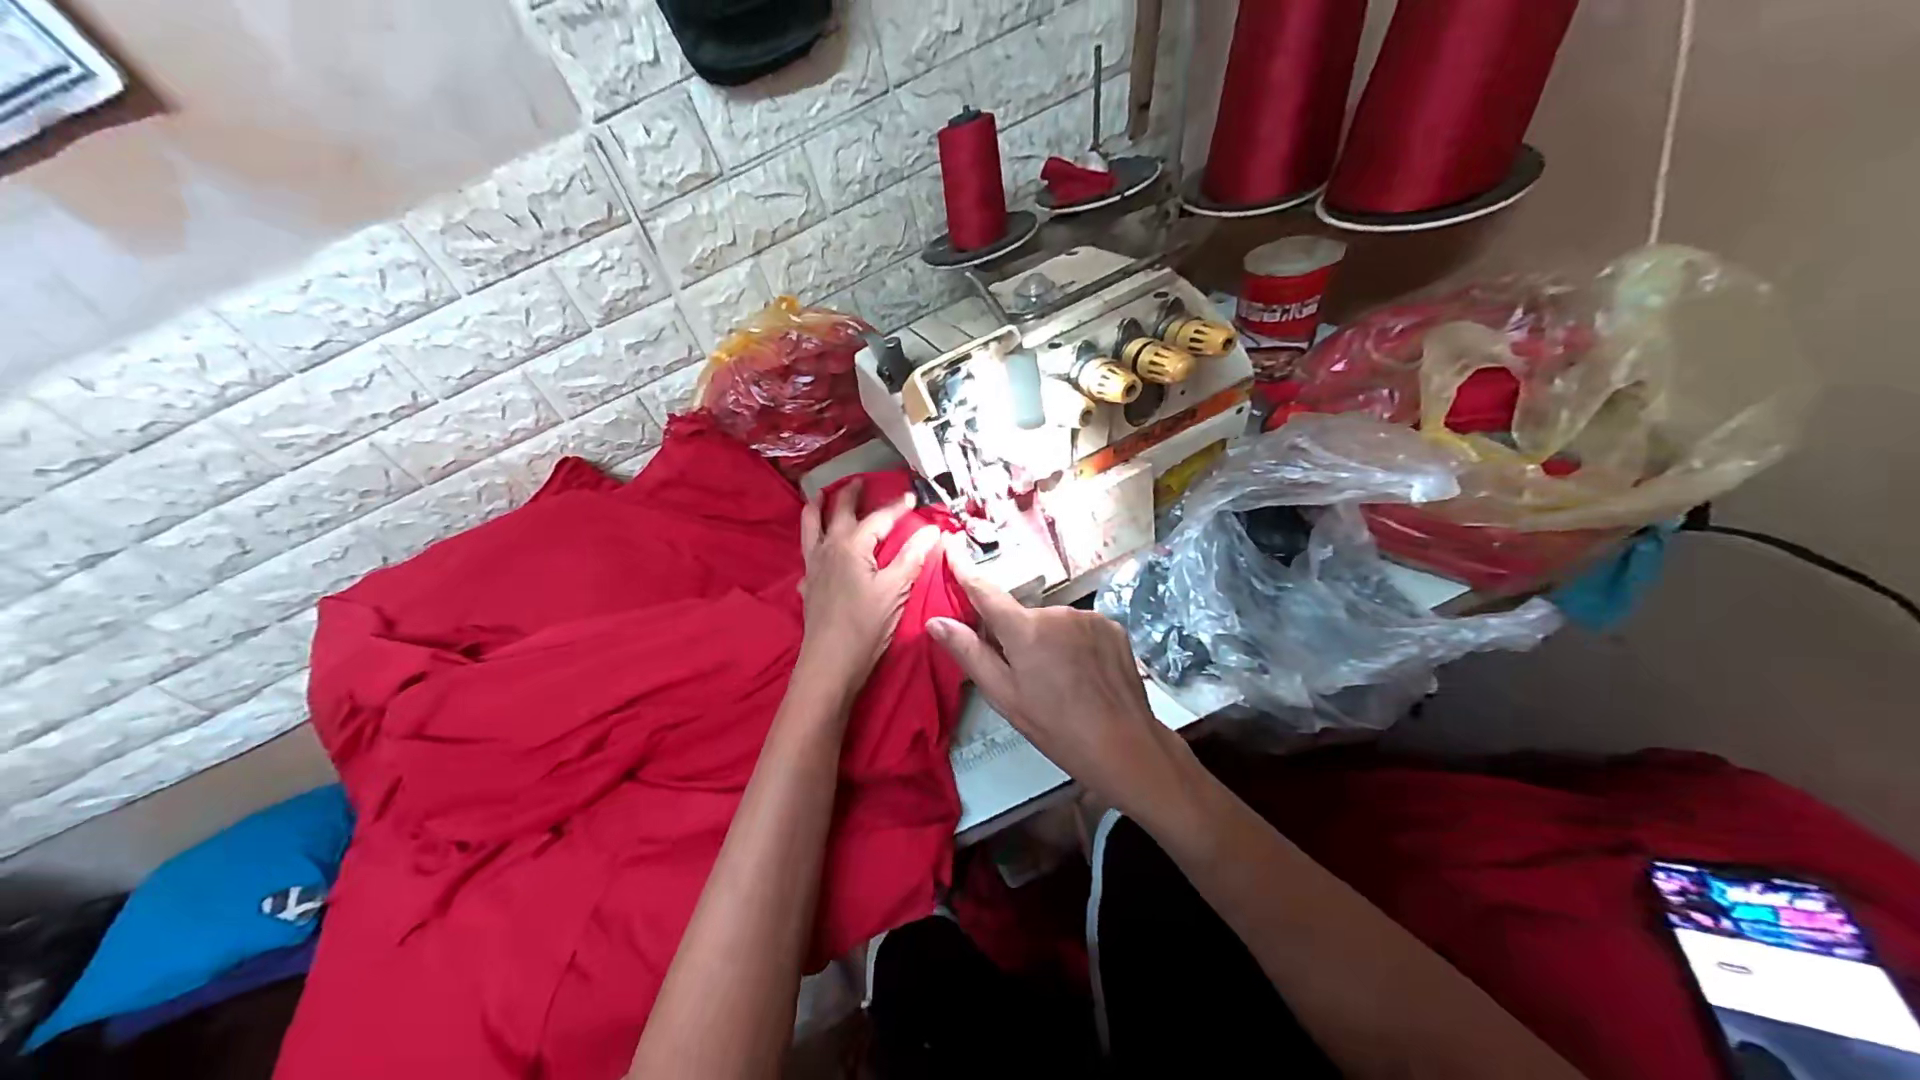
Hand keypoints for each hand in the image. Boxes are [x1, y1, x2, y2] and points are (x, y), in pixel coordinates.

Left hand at [797, 478, 940, 686]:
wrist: (829, 664)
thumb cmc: (865, 626)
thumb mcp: (896, 590)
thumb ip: (912, 557)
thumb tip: (932, 530)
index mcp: (852, 546)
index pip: (878, 518)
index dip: (897, 507)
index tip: (912, 497)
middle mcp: (828, 548)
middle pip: (838, 511)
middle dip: (850, 494)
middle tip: (860, 481)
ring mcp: (813, 566)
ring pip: (810, 526)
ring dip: (818, 508)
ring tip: (822, 496)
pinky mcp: (808, 585)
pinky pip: (807, 554)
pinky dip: (812, 543)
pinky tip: (819, 551)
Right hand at [927, 536, 1199, 818]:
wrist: (1122, 744)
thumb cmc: (1055, 726)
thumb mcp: (1004, 695)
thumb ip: (969, 653)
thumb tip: (936, 622)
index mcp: (1024, 629)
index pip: (985, 592)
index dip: (964, 569)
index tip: (951, 547)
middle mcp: (1056, 612)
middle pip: (1021, 616)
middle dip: (1015, 637)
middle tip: (1024, 676)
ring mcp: (1088, 617)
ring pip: (1052, 623)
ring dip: (1047, 642)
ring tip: (1060, 681)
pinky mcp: (1112, 626)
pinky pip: (1079, 628)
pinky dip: (1074, 645)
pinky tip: (1083, 674)